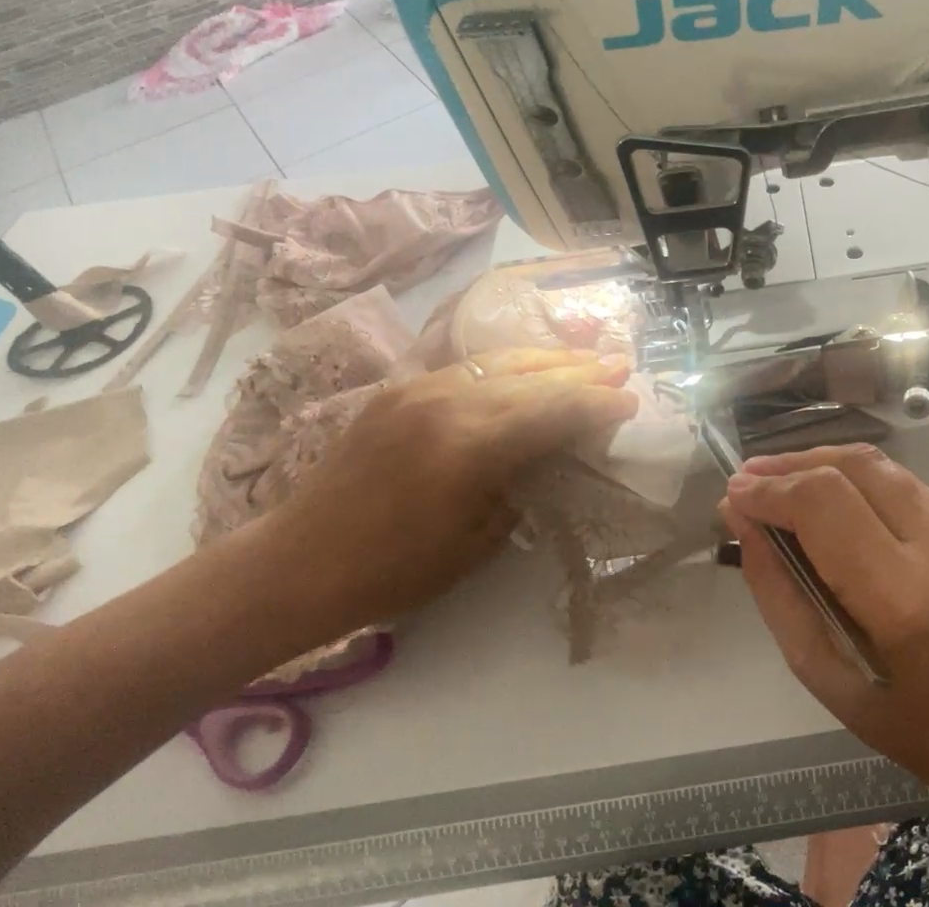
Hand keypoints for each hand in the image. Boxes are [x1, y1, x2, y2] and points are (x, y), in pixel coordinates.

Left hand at [249, 348, 637, 646]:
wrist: (297, 563)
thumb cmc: (395, 570)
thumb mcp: (478, 539)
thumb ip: (522, 484)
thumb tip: (550, 455)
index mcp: (471, 444)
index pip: (554, 410)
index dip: (597, 405)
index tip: (631, 402)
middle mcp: (447, 401)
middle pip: (532, 377)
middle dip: (581, 373)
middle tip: (621, 366)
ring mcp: (417, 389)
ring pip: (499, 362)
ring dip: (547, 361)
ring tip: (584, 359)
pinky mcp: (396, 391)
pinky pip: (466, 367)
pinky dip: (506, 365)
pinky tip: (525, 368)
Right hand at [721, 444, 928, 794]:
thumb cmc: (901, 718)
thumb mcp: (820, 671)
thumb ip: (777, 591)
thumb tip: (742, 521)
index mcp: (904, 598)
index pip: (826, 506)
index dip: (772, 490)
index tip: (733, 496)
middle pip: (853, 468)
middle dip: (791, 465)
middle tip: (746, 480)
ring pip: (877, 464)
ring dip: (819, 462)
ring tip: (774, 479)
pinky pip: (897, 480)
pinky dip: (850, 476)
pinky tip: (821, 495)